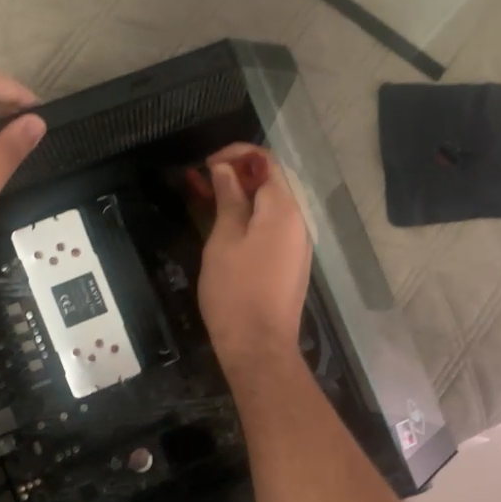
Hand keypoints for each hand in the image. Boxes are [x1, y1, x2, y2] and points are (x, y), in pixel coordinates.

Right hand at [197, 144, 311, 370]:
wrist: (259, 347)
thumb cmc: (235, 292)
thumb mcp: (224, 240)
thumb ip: (229, 199)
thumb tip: (226, 170)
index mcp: (284, 210)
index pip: (266, 162)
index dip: (236, 154)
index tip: (206, 165)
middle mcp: (298, 222)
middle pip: (272, 182)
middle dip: (237, 174)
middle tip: (201, 181)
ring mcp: (298, 244)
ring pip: (272, 206)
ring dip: (242, 196)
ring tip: (207, 200)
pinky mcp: (291, 263)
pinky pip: (273, 227)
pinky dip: (251, 218)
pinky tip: (227, 225)